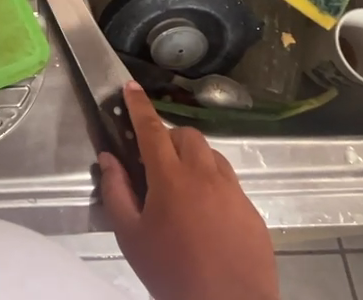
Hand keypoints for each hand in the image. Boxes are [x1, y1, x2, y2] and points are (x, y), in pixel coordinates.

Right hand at [98, 84, 277, 299]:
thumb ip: (115, 191)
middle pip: (188, 136)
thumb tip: (108, 158)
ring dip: (194, 159)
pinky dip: (214, 186)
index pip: (151, 128)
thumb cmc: (172, 276)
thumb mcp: (130, 236)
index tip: (131, 87)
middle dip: (169, 137)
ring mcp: (234, 195)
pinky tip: (206, 217)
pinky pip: (232, 185)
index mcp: (171, 179)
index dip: (139, 105)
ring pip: (213, 157)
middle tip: (156, 160)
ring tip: (182, 187)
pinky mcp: (253, 216)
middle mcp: (206, 177)